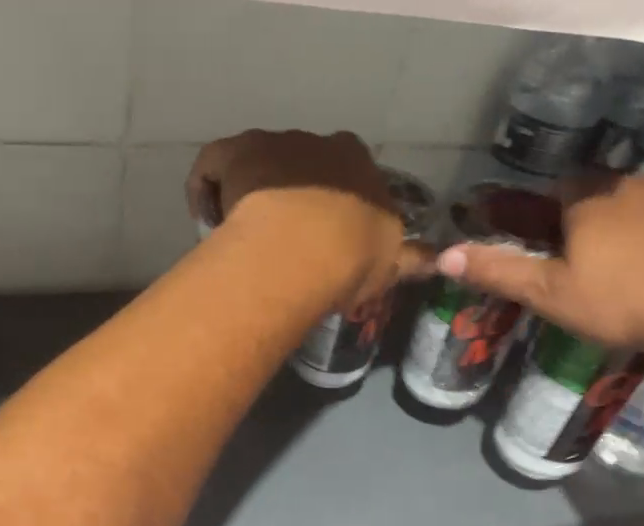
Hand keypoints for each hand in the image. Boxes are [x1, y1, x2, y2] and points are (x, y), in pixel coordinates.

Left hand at [187, 130, 427, 312]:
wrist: (304, 249)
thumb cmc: (351, 259)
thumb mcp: (390, 264)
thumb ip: (410, 260)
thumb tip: (438, 260)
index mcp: (360, 163)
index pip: (348, 177)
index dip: (332, 208)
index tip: (322, 241)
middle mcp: (319, 144)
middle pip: (302, 166)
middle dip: (292, 196)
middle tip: (280, 242)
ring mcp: (275, 143)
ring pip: (258, 164)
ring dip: (250, 193)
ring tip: (242, 234)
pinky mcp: (235, 151)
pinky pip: (214, 163)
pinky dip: (207, 185)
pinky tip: (205, 215)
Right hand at [436, 174, 643, 354]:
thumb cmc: (620, 300)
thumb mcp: (548, 293)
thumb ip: (498, 271)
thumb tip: (443, 255)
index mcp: (591, 200)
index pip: (561, 187)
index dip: (548, 211)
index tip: (543, 239)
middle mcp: (637, 187)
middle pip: (603, 194)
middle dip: (589, 219)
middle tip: (581, 261)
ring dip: (630, 230)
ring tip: (625, 272)